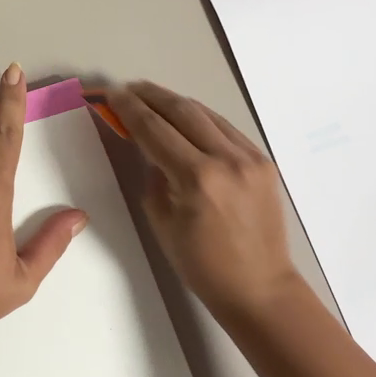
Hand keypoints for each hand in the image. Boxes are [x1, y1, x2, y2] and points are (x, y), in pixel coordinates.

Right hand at [101, 81, 301, 316]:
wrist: (260, 288)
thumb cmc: (202, 265)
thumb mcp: (161, 221)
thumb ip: (153, 175)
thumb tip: (148, 145)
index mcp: (196, 178)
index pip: (154, 129)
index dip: (129, 108)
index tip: (112, 94)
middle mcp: (225, 159)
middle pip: (181, 110)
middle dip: (150, 95)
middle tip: (128, 89)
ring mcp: (249, 157)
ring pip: (206, 113)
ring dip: (175, 102)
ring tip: (152, 97)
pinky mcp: (263, 161)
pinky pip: (225, 128)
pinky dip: (201, 118)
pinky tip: (185, 118)